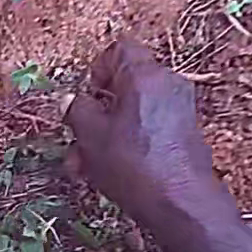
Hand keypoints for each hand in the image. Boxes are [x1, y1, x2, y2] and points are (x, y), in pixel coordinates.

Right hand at [64, 39, 234, 228]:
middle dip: (93, 114)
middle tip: (76, 142)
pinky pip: (144, 127)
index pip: (118, 50)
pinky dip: (123, 143)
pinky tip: (108, 172)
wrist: (177, 201)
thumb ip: (76, 111)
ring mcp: (177, 108)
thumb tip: (70, 99)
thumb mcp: (90, 137)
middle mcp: (167, 84)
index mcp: (144, 76)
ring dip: (102, 135)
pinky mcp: (181, 132)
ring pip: (129, 112)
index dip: (94, 71)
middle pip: (121, 86)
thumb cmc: (131, 164)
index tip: (83, 101)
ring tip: (85, 168)